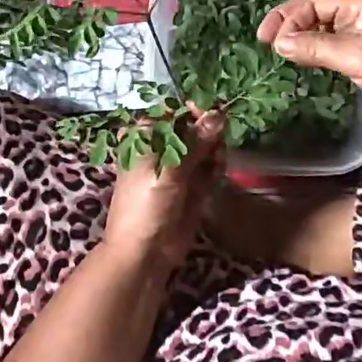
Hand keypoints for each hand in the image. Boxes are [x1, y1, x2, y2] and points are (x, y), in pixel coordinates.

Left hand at [100, 109, 224, 272]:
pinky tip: (217, 170)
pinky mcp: (194, 184)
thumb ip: (194, 144)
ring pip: (205, 145)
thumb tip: (217, 114)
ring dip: (215, 148)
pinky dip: (216, 165)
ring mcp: (179, 166)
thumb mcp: (169, 173)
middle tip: (216, 144)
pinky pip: (211, 165)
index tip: (213, 111)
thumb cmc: (145, 206)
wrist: (144, 253)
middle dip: (208, 130)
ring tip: (216, 161)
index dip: (193, 109)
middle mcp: (162, 147)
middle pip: (193, 126)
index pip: (172, 111)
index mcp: (145, 137)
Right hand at [256, 0, 361, 129]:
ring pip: (321, 29)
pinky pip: (330, 45)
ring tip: (278, 52)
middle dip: (290, 25)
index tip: (269, 40)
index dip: (289, 17)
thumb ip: (316, 47)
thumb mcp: (359, 57)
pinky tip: (298, 58)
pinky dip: (312, 50)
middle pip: (316, 11)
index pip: (315, 1)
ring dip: (299, 38)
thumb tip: (278, 44)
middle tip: (265, 43)